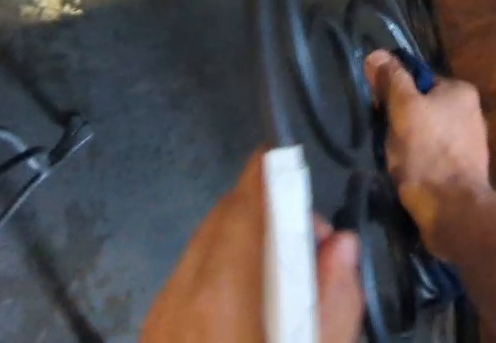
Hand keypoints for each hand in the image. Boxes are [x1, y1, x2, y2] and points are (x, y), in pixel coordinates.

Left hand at [141, 150, 364, 342]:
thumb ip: (335, 302)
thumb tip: (342, 242)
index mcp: (223, 289)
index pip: (246, 199)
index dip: (275, 172)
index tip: (307, 170)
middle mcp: (183, 289)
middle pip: (226, 217)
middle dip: (271, 211)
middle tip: (315, 244)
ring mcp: (161, 316)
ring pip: (208, 248)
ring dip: (249, 243)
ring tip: (289, 282)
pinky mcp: (154, 337)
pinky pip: (193, 279)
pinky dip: (226, 273)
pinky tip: (254, 310)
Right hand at [364, 51, 490, 250]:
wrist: (453, 211)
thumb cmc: (428, 153)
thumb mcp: (404, 109)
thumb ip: (392, 81)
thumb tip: (377, 55)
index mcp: (462, 92)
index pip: (420, 82)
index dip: (396, 94)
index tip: (380, 111)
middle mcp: (472, 114)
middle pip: (424, 109)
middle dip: (402, 122)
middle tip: (383, 138)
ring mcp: (471, 146)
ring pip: (428, 136)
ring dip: (409, 146)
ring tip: (392, 161)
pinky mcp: (464, 173)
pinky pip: (434, 160)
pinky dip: (420, 165)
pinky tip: (408, 176)